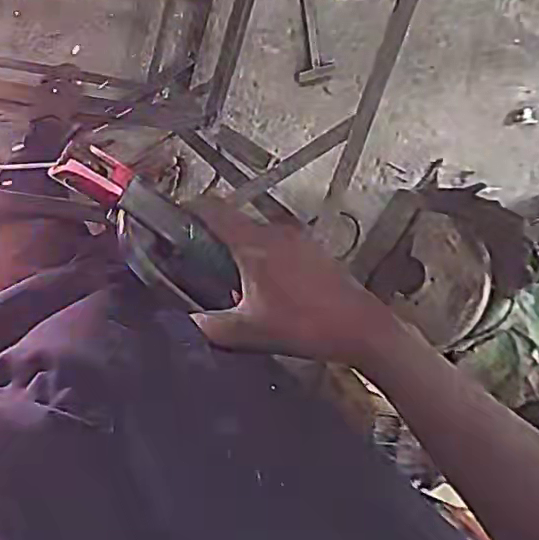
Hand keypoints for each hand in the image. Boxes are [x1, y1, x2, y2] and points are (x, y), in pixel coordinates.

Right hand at [189, 200, 412, 369]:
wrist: (363, 328)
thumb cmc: (306, 326)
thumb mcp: (251, 331)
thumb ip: (212, 326)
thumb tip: (188, 323)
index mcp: (254, 244)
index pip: (214, 210)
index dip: (191, 208)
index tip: (176, 215)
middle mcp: (274, 232)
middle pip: (234, 220)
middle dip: (212, 232)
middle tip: (197, 253)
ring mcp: (297, 238)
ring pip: (256, 231)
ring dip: (239, 244)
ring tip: (230, 272)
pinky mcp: (313, 249)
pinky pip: (277, 242)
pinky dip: (262, 252)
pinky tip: (265, 283)